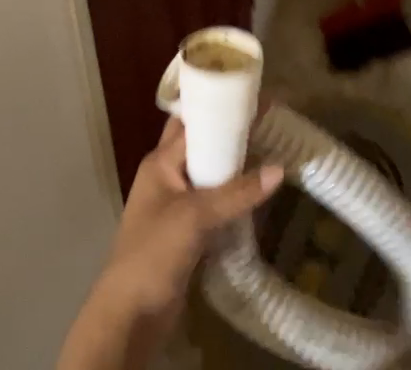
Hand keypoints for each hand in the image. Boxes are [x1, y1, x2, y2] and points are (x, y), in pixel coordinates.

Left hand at [98, 117, 283, 325]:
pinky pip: (215, 201)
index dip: (222, 107)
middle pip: (202, 144)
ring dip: (236, 164)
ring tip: (274, 148)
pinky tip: (261, 192)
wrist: (130, 314)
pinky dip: (235, 194)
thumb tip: (280, 168)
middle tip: (271, 120)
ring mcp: (177, 204)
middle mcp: (168, 176)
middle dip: (231, 132)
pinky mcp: (188, 230)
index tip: (256, 96)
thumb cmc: (154, 253)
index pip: (193, 121)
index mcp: (161, 163)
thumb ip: (237, 193)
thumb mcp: (195, 217)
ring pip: (211, 173)